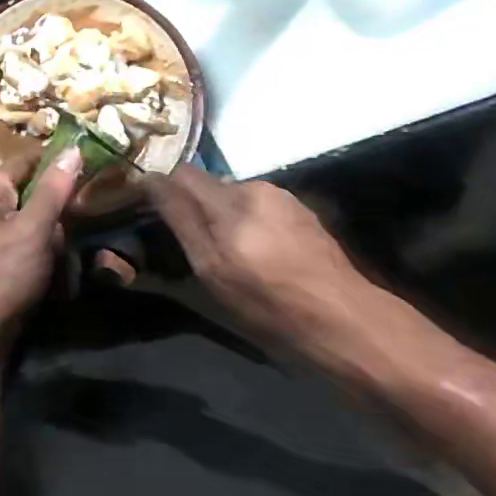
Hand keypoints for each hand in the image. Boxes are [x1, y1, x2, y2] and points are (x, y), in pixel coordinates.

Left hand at [0, 147, 82, 368]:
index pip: (24, 162)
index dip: (54, 160)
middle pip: (35, 194)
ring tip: (59, 260)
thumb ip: (53, 190)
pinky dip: (48, 257)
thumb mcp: (34, 229)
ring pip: (39, 224)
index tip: (89, 164)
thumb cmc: (4, 275)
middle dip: (58, 212)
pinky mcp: (6, 261)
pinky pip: (34, 247)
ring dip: (56, 240)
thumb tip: (73, 149)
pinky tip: (55, 276)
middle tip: (74, 227)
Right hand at [146, 165, 386, 355]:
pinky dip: (248, 223)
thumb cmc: (268, 304)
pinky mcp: (302, 211)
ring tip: (230, 255)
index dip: (160, 189)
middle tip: (193, 246)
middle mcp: (255, 189)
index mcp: (230, 201)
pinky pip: (258, 206)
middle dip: (193, 207)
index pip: (178, 173)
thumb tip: (149, 181)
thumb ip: (179, 220)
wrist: (346, 322)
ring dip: (222, 216)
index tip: (150, 214)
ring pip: (232, 197)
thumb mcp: (210, 272)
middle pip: (206, 185)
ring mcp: (283, 198)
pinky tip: (260, 255)